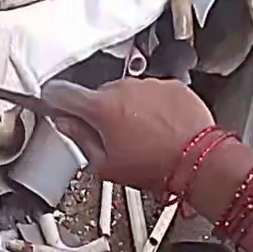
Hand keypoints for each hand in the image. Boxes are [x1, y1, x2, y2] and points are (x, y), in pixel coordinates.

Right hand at [43, 78, 215, 191]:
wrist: (197, 161)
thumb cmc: (153, 166)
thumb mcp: (104, 163)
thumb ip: (80, 139)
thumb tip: (66, 125)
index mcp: (101, 108)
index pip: (64, 94)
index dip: (55, 101)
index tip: (55, 107)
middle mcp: (124, 88)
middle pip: (98, 94)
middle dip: (99, 112)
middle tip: (108, 137)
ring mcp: (150, 85)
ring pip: (126, 93)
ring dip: (126, 109)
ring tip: (137, 136)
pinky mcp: (172, 86)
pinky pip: (151, 93)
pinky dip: (150, 107)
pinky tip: (156, 128)